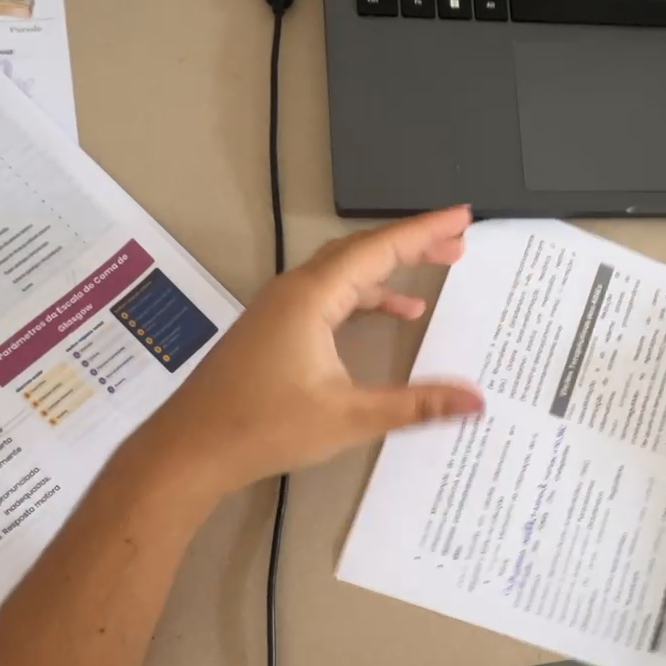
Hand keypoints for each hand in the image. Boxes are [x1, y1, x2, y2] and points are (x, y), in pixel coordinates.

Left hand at [148, 207, 484, 496]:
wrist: (192, 449)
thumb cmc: (263, 427)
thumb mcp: (350, 416)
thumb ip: (417, 405)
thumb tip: (474, 401)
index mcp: (312, 297)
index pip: (379, 250)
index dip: (425, 231)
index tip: (460, 216)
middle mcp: (295, 292)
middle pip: (362, 252)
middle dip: (411, 244)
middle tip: (456, 241)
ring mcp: (281, 309)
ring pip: (344, 275)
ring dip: (387, 273)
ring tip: (431, 275)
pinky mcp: (276, 329)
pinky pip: (329, 298)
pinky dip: (364, 300)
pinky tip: (390, 315)